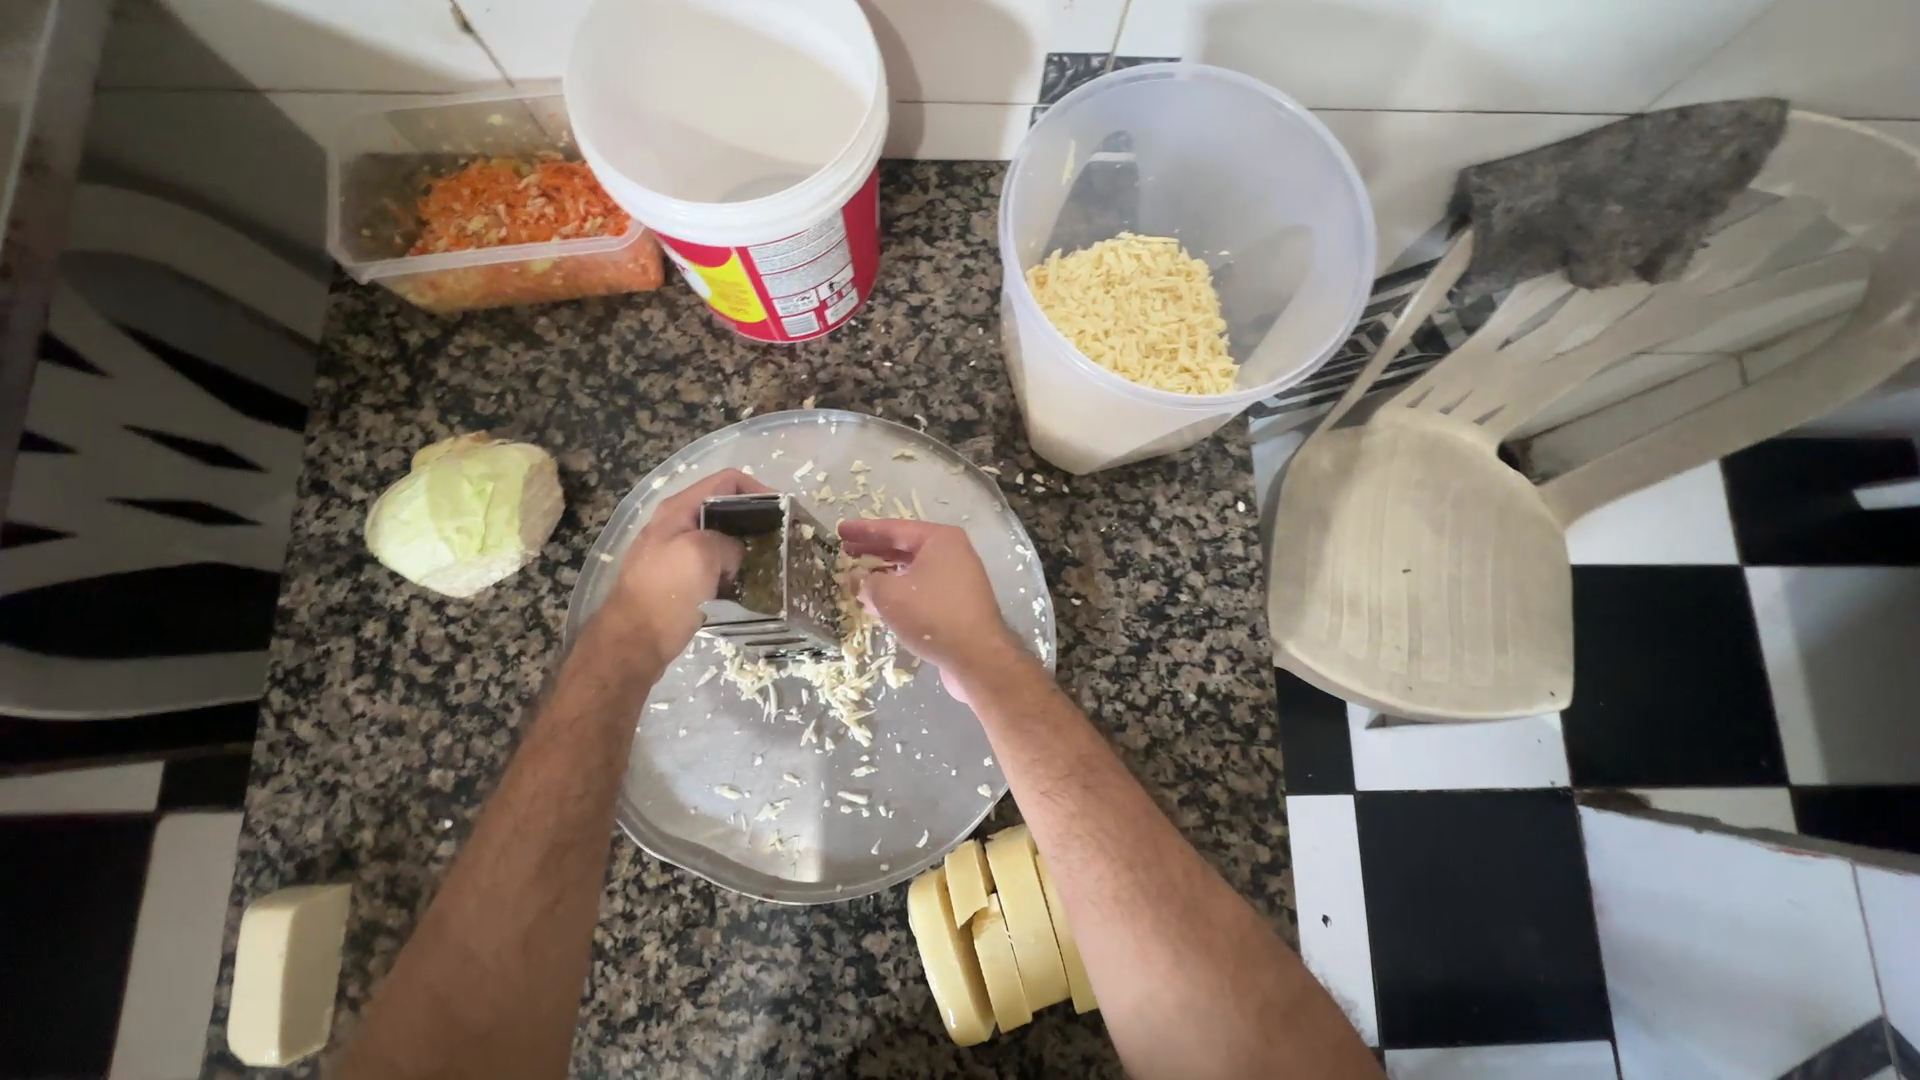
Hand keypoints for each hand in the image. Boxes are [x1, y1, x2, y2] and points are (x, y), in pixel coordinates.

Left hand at [606, 468, 771, 664]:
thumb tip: (736, 555)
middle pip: (724, 510)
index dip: (757, 489)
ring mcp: (675, 555)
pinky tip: (745, 587)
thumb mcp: (702, 554)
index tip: (782, 512)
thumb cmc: (666, 593)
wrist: (633, 643)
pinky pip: (713, 568)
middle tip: (778, 541)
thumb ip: (728, 542)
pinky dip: (731, 573)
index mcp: (678, 510)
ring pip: (720, 541)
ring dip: (743, 552)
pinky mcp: (679, 582)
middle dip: (753, 522)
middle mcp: (675, 526)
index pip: (726, 481)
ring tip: (768, 566)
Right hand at [838, 519, 1026, 699]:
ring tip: (857, 577)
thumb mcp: (889, 595)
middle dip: (874, 550)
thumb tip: (857, 580)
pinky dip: (900, 591)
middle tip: (845, 551)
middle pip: (905, 547)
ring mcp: (958, 579)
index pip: (894, 528)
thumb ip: (867, 582)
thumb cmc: (932, 615)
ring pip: (913, 570)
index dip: (864, 530)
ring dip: (885, 574)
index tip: (840, 530)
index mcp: (940, 539)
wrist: (976, 657)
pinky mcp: (958, 603)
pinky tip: (879, 603)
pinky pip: (922, 589)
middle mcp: (953, 553)